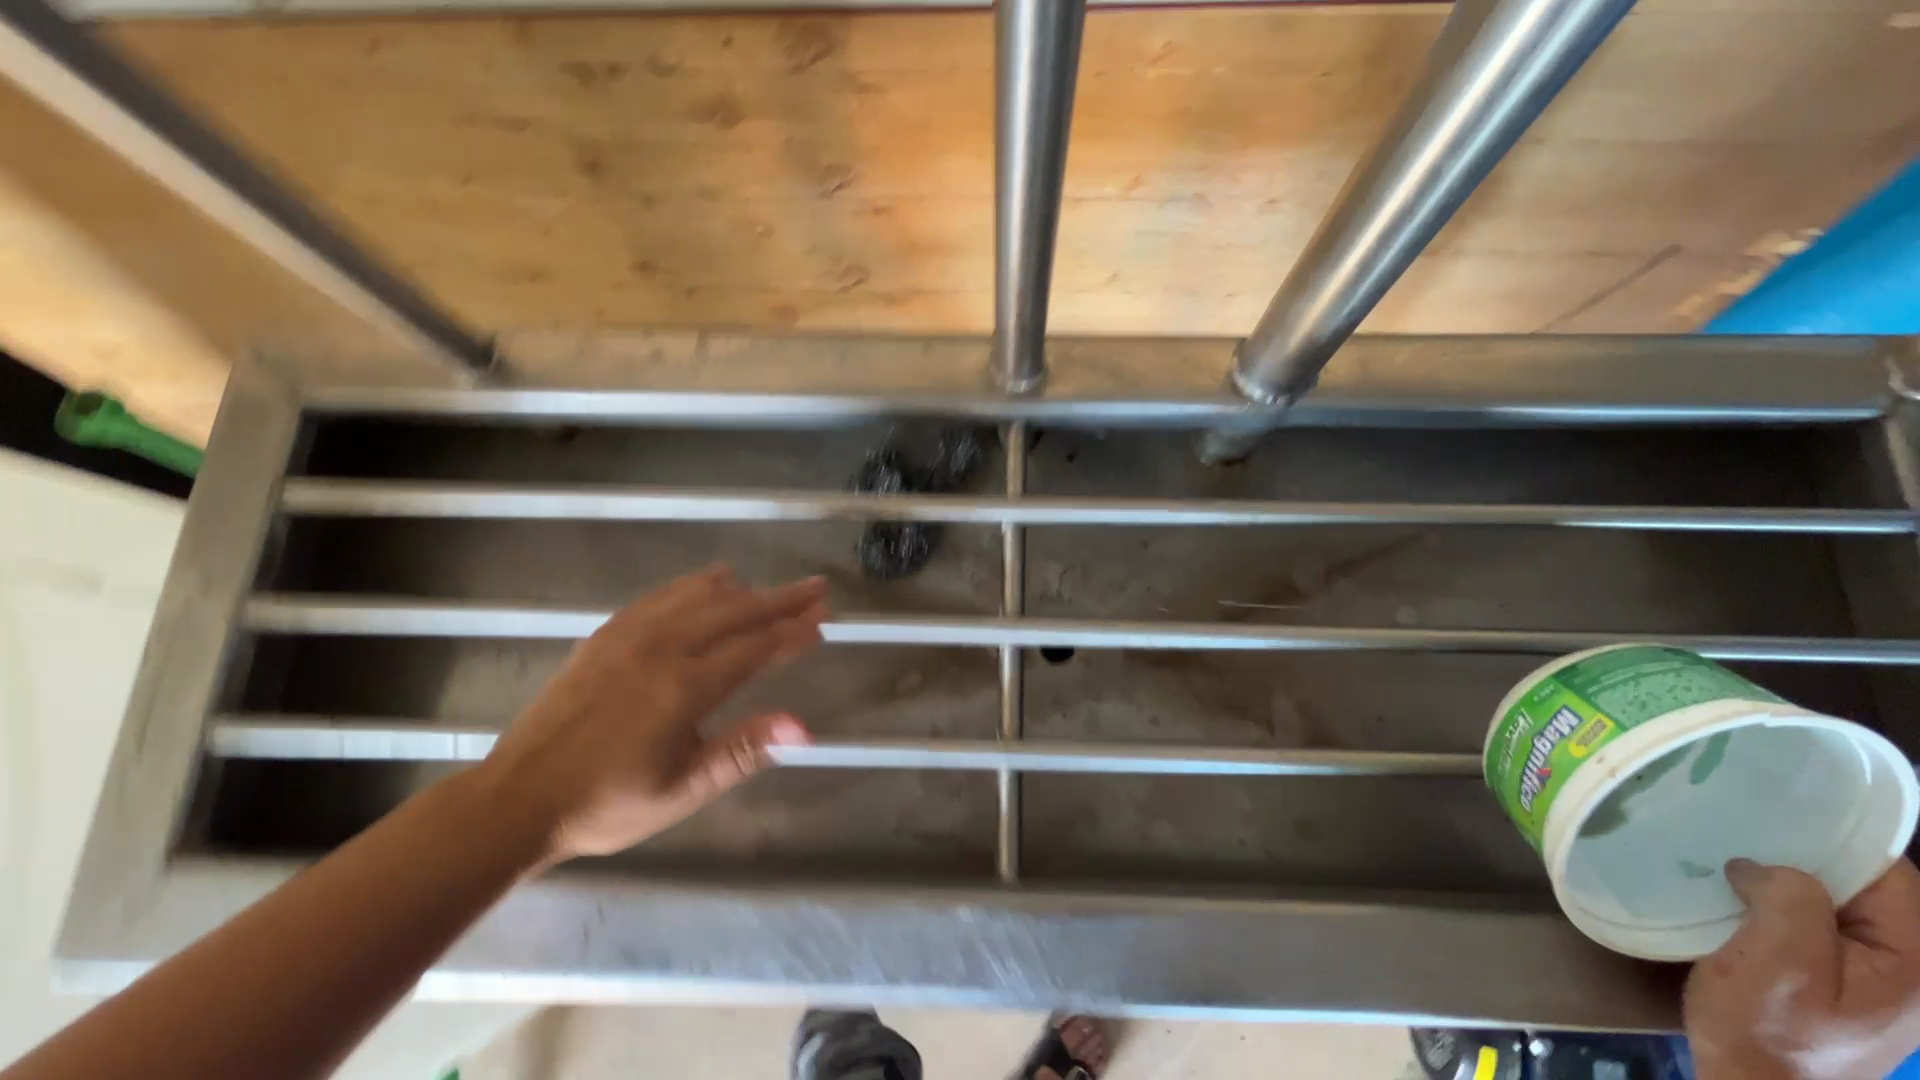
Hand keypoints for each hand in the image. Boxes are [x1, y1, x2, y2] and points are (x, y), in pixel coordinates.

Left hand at [474, 567, 827, 863]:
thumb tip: (802, 726)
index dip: (792, 634)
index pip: (754, 649)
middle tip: (817, 589)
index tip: (822, 625)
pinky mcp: (603, 637)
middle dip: (780, 600)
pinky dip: (692, 586)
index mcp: (684, 688)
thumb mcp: (681, 791)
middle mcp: (660, 650)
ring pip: (696, 597)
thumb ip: (742, 751)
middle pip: (733, 613)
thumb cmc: (606, 804)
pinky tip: (704, 584)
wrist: (517, 799)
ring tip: (770, 587)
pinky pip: (658, 597)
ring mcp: (628, 638)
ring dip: (741, 590)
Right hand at [1684, 858, 1919, 1079]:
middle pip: (1867, 889)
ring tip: (1735, 881)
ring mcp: (1881, 983)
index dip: (1831, 846)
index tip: (1767, 830)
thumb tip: (1764, 867)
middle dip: (1804, 866)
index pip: (1891, 875)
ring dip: (1786, 891)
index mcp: (1915, 962)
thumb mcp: (1776, 960)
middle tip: (1743, 857)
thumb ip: (1791, 900)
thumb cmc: (1767, 1030)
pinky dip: (1782, 914)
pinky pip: (1821, 931)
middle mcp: (1913, 970)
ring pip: (1838, 908)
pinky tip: (1745, 914)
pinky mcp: (1845, 988)